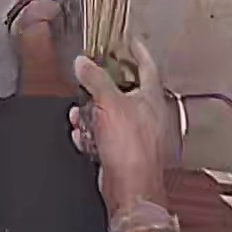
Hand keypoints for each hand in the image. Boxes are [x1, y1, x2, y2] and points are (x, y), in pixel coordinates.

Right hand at [71, 39, 184, 212]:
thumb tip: (83, 62)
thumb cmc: (130, 148)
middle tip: (89, 77)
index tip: (130, 41)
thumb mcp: (108, 102)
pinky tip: (83, 135)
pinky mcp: (124, 151)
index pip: (147, 66)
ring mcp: (137, 134)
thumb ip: (94, 78)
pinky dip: (92, 132)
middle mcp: (148, 115)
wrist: (129, 190)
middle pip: (124, 89)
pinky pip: (104, 134)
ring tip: (80, 114)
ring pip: (110, 112)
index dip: (138, 51)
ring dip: (91, 111)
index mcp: (151, 99)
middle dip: (101, 85)